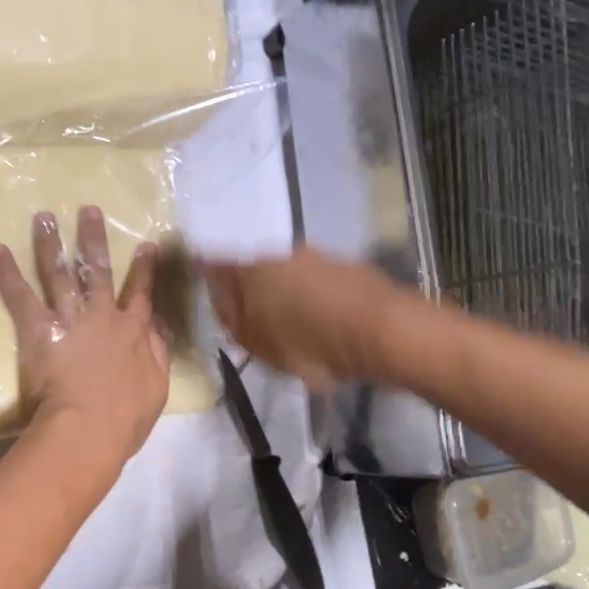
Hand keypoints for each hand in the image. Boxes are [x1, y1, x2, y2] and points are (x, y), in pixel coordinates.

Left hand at [0, 207, 170, 467]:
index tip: (145, 245)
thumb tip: (155, 328)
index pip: (140, 293)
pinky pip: (20, 295)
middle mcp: (102, 315)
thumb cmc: (126, 416)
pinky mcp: (39, 328)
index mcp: (132, 331)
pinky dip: (7, 272)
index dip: (144, 269)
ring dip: (51, 243)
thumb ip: (157, 353)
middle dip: (93, 239)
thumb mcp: (157, 386)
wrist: (91, 425)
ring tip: (44, 217)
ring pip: (60, 273)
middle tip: (88, 210)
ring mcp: (70, 318)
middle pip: (98, 270)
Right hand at [202, 247, 416, 390]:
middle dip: (243, 288)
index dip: (206, 277)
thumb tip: (223, 303)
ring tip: (280, 327)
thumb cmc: (306, 338)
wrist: (381, 331)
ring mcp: (313, 254)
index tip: (210, 299)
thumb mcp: (254, 341)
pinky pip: (309, 282)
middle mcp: (277, 247)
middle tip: (244, 319)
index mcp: (247, 262)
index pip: (212, 260)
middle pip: (248, 264)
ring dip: (275, 294)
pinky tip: (310, 323)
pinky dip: (304, 299)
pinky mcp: (342, 267)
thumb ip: (231, 319)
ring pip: (280, 273)